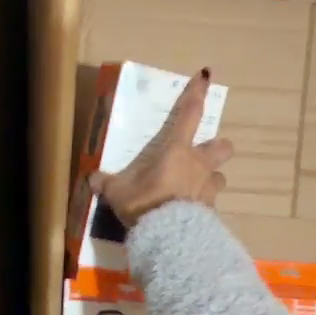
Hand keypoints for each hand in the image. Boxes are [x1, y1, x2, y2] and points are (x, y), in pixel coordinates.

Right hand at [89, 69, 234, 227]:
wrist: (168, 238)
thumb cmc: (145, 203)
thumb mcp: (118, 192)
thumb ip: (107, 183)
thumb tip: (92, 179)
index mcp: (177, 150)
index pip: (190, 114)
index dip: (197, 93)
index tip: (206, 76)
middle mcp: (199, 165)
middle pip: (223, 147)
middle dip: (218, 147)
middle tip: (203, 155)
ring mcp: (208, 189)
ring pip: (221, 177)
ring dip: (211, 179)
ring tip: (195, 188)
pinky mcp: (212, 212)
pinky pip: (211, 204)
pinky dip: (202, 206)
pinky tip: (189, 214)